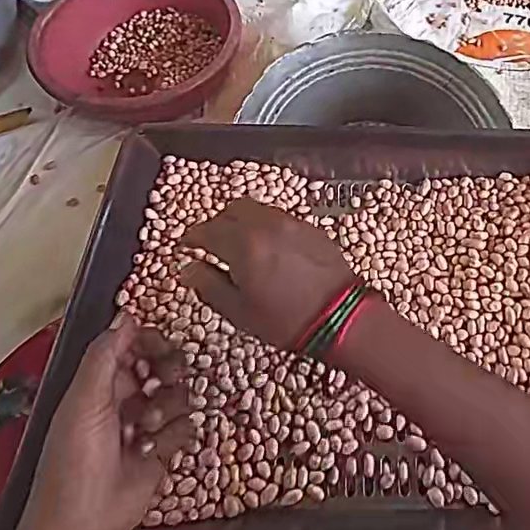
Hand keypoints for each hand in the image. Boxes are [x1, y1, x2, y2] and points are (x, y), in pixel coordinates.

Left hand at [20, 314, 193, 529]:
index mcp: (101, 381)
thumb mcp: (84, 400)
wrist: (82, 525)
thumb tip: (126, 315)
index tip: (161, 346)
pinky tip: (152, 451)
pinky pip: (186, 426)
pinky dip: (172, 436)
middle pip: (163, 365)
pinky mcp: (165, 449)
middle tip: (160, 384)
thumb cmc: (73, 461)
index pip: (135, 344)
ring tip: (146, 429)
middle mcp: (126, 397)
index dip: (150, 341)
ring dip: (166, 408)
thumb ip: (105, 354)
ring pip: (179, 394)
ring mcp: (147, 423)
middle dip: (167, 371)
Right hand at [177, 199, 353, 351]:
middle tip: (210, 245)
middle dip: (216, 225)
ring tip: (238, 245)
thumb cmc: (288, 320)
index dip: (191, 238)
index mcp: (243, 244)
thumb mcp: (240, 311)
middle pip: (230, 211)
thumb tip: (188, 269)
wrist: (343, 317)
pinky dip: (264, 226)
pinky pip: (278, 218)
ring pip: (256, 210)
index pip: (206, 230)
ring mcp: (291, 223)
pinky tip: (267, 248)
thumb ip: (209, 285)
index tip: (186, 246)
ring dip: (240, 221)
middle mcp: (266, 225)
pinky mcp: (310, 228)